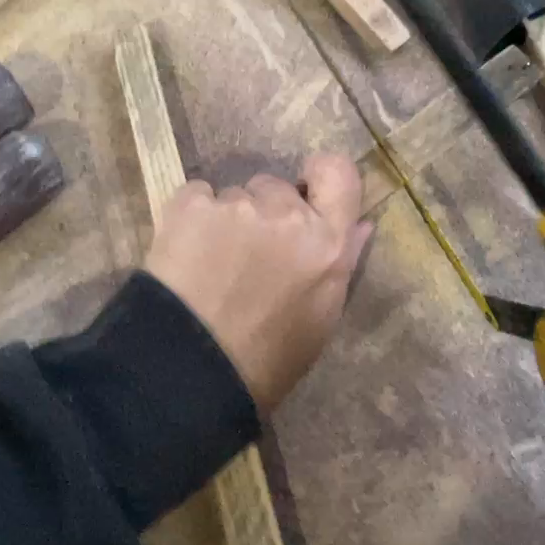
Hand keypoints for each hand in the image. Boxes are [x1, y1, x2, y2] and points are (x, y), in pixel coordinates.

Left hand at [143, 154, 370, 411]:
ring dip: (225, 218)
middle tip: (246, 257)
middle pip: (276, 188)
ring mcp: (237, 205)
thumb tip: (361, 224)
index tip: (305, 192)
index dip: (320, 176)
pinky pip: (196, 195)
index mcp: (327, 244)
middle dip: (264, 212)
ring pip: (234, 194)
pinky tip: (184, 255)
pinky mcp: (191, 204)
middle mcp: (286, 214)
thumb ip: (339, 263)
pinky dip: (191, 218)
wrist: (189, 371)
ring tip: (210, 266)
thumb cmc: (265, 361)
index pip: (339, 173)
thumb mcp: (319, 320)